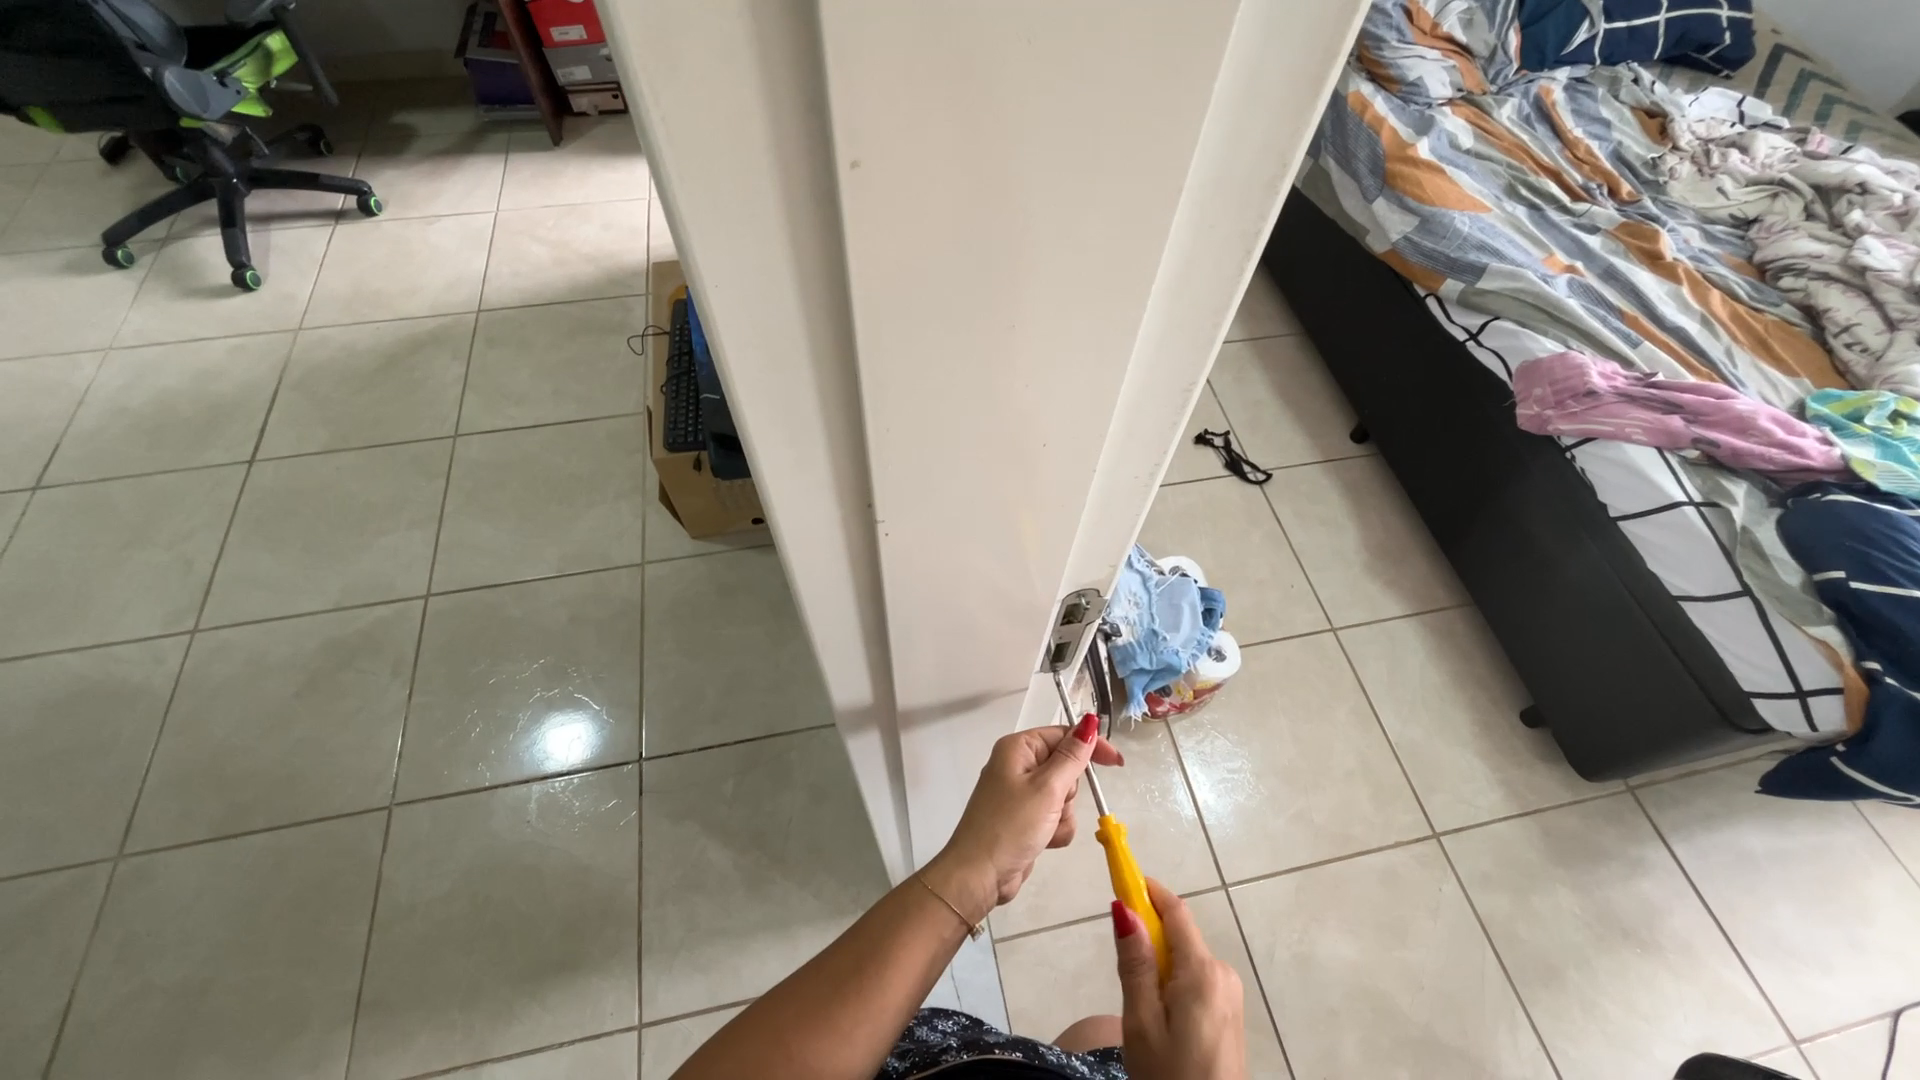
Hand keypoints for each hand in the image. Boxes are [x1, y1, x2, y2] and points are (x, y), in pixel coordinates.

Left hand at [920, 715, 1122, 922]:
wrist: (980, 874)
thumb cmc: (1011, 825)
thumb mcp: (1047, 788)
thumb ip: (1072, 757)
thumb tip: (1089, 721)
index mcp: (1018, 749)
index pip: (1063, 735)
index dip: (1090, 746)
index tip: (1116, 762)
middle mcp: (1018, 766)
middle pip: (1065, 767)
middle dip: (1069, 791)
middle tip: (1055, 803)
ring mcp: (1021, 795)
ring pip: (1064, 796)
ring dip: (1063, 815)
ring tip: (1045, 827)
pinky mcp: (1026, 819)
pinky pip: (1056, 817)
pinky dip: (1056, 829)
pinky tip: (1044, 841)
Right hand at [1114, 879, 1247, 1079]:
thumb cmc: (1170, 1076)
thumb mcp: (1141, 1023)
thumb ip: (1135, 963)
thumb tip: (1125, 908)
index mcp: (1203, 971)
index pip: (1175, 911)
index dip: (1147, 890)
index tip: (1119, 879)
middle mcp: (1223, 973)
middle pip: (1179, 935)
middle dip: (1148, 939)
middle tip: (1124, 978)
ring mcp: (1231, 994)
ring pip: (1185, 960)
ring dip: (1159, 966)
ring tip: (1142, 1013)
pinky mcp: (1230, 1012)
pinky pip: (1195, 980)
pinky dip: (1173, 984)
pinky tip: (1162, 1021)